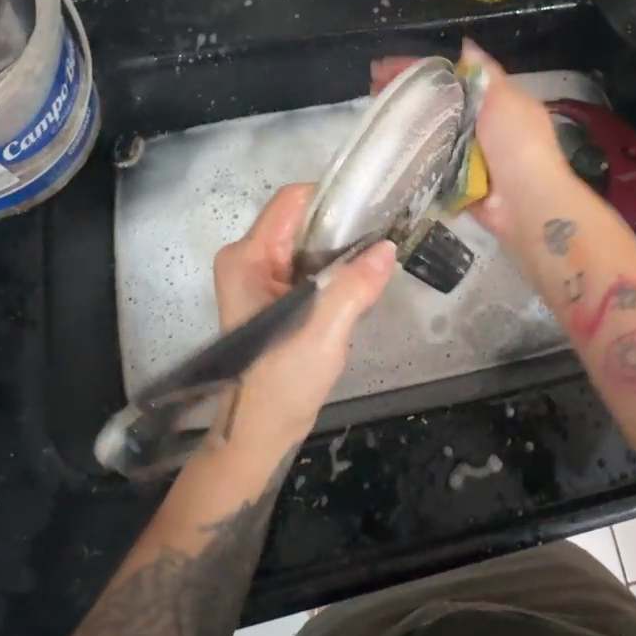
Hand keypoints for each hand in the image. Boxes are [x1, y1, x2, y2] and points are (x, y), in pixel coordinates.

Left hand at [213, 184, 394, 450]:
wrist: (258, 436)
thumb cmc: (279, 383)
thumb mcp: (323, 332)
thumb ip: (354, 287)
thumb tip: (388, 248)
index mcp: (248, 257)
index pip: (293, 201)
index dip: (334, 200)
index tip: (374, 210)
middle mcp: (249, 259)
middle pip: (304, 220)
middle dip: (344, 229)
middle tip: (383, 241)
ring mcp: (260, 278)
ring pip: (311, 244)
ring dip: (343, 253)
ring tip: (375, 264)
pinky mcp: (274, 296)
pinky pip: (311, 267)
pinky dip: (335, 273)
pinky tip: (358, 287)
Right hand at [369, 40, 570, 238]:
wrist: (526, 202)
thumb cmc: (518, 143)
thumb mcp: (505, 98)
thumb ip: (484, 73)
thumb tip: (466, 44)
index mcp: (494, 102)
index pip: (451, 77)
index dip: (419, 70)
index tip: (386, 67)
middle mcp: (480, 126)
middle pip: (437, 104)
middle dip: (407, 95)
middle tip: (373, 90)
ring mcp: (467, 155)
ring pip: (430, 133)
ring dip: (405, 125)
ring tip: (374, 115)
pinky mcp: (455, 181)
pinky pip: (430, 163)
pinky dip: (412, 156)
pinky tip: (387, 148)